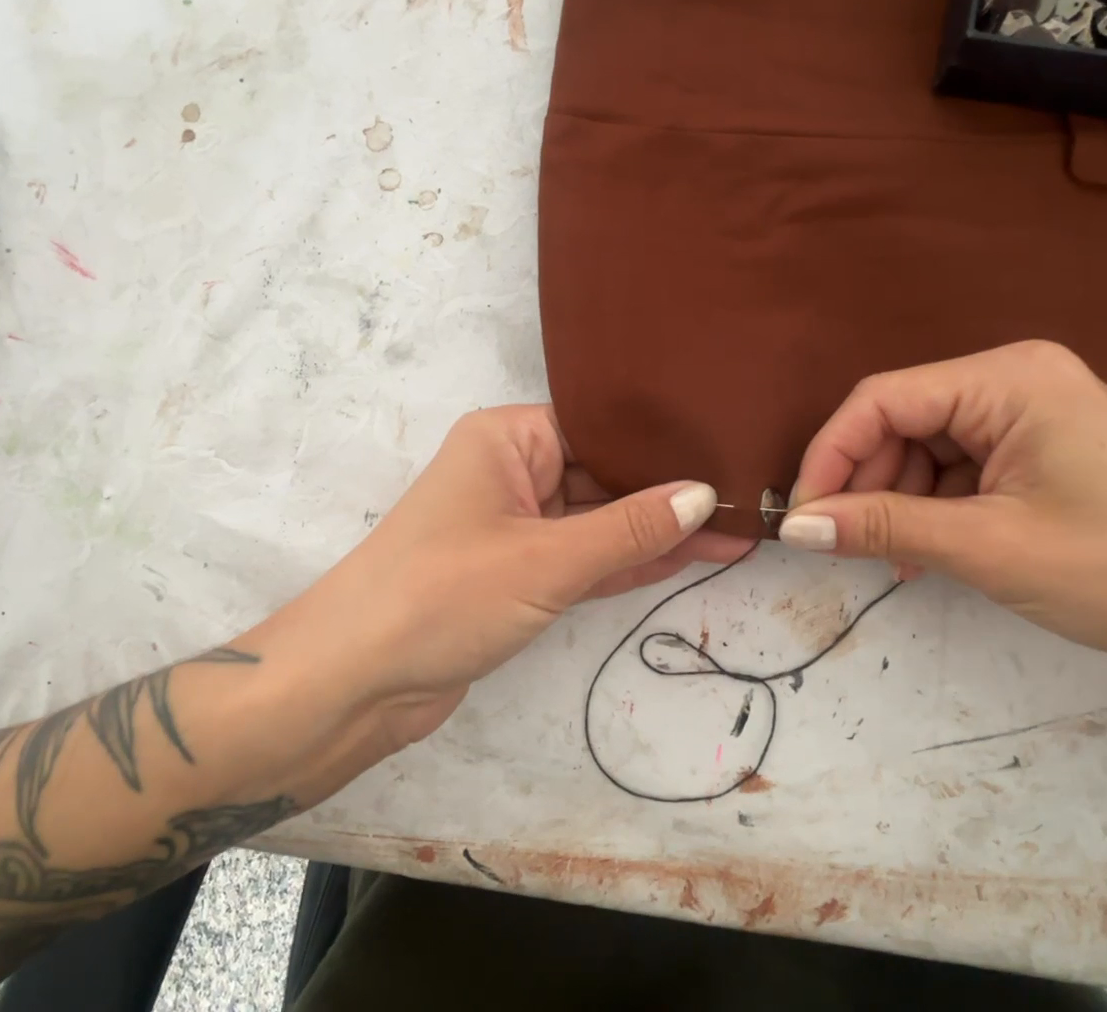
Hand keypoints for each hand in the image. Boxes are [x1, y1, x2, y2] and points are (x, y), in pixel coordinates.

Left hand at [302, 405, 750, 736]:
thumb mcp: (547, 558)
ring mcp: (515, 528)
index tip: (730, 447)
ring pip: (598, 523)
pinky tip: (688, 558)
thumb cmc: (445, 594)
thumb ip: (629, 529)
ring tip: (735, 531)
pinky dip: (627, 563)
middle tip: (749, 496)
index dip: (663, 441)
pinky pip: (583, 560)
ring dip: (656, 533)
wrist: (357, 680)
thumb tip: (703, 495)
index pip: (599, 426)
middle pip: (603, 475)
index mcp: (507, 439)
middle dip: (668, 493)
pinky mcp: (517, 577)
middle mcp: (512, 473)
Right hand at [776, 341, 1106, 667]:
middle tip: (852, 549)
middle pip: (901, 421)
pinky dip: (934, 509)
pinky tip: (931, 552)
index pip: (880, 400)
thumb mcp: (987, 547)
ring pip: (926, 449)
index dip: (828, 457)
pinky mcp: (1045, 450)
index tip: (801, 521)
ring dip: (897, 502)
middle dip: (865, 484)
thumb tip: (793, 527)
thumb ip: (881, 527)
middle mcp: (1017, 380)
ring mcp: (1034, 414)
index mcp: (1008, 378)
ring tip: (900, 561)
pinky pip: (961, 469)